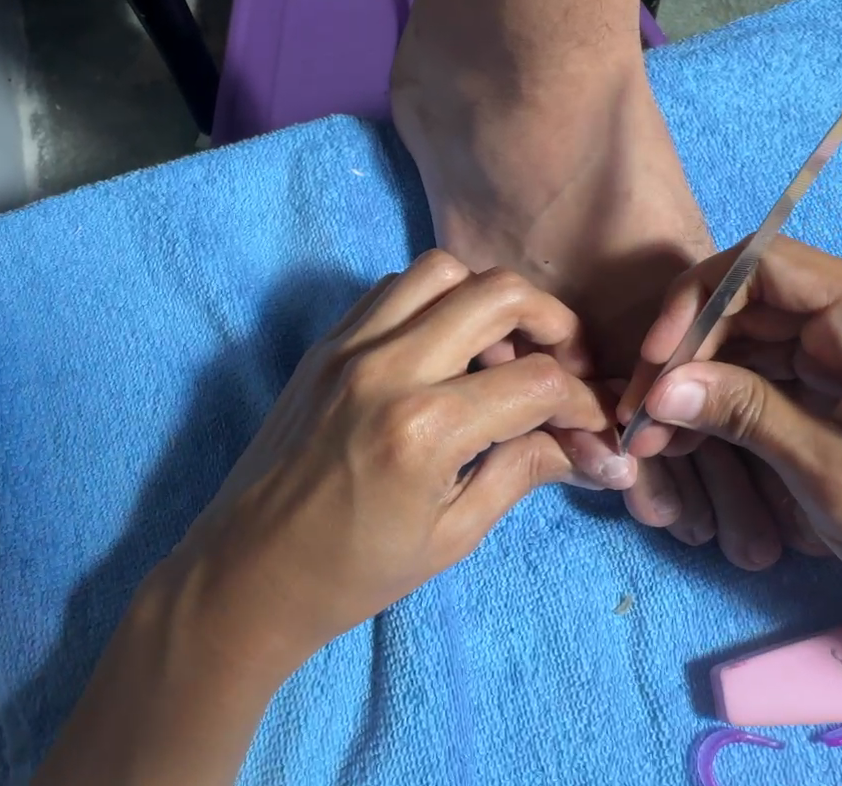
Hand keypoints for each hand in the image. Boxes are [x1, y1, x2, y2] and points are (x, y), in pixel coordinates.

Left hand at [170, 249, 614, 658]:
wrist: (249, 570)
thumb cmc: (354, 571)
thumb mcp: (453, 534)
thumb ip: (523, 471)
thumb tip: (591, 448)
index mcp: (425, 429)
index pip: (536, 382)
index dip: (582, 400)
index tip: (592, 422)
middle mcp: (388, 367)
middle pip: (497, 293)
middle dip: (552, 321)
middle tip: (564, 360)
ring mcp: (349, 345)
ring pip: (441, 270)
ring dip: (486, 297)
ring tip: (499, 348)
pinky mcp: (325, 342)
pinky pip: (392, 288)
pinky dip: (433, 301)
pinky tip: (444, 347)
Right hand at [623, 237, 841, 633]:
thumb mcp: (838, 483)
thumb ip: (747, 416)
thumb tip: (661, 386)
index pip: (767, 264)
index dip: (697, 301)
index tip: (654, 360)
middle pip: (760, 302)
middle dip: (693, 351)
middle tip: (643, 412)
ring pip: (766, 341)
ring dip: (710, 381)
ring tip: (662, 435)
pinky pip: (790, 375)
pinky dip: (742, 402)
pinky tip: (703, 437)